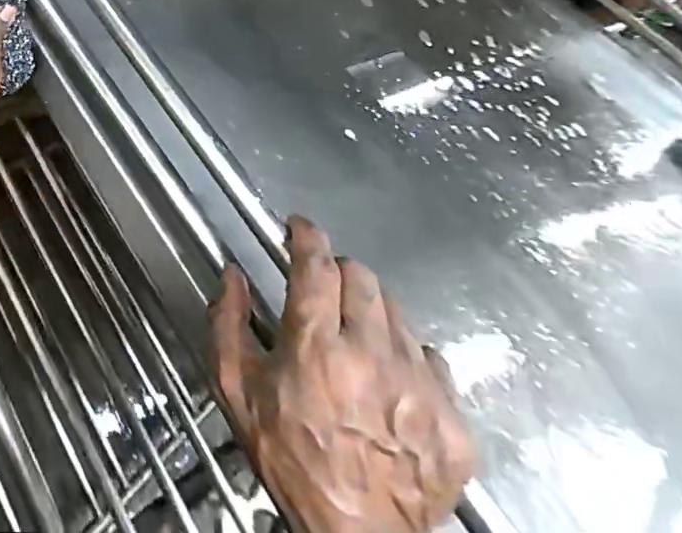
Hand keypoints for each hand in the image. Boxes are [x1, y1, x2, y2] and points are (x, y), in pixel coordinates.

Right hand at [211, 217, 473, 532]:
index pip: (317, 267)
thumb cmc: (286, 455)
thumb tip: (232, 275)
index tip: (299, 226)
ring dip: (371, 307)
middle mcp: (374, 357)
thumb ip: (227, 321)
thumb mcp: (234, 386)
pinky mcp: (454, 420)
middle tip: (322, 282)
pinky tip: (387, 373)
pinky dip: (407, 353)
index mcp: (316, 347)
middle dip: (339, 269)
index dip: (306, 236)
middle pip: (364, 279)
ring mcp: (421, 388)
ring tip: (353, 330)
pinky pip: (433, 359)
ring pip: (400, 313)